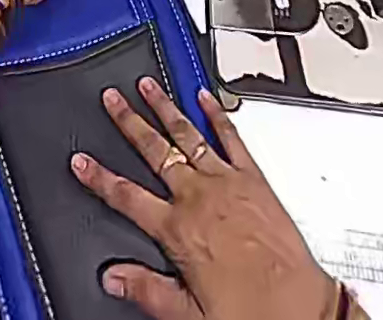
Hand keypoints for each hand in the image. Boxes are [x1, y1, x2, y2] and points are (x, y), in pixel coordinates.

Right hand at [71, 80, 336, 319]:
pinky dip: (216, 113)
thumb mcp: (190, 315)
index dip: (99, 177)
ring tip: (148, 85)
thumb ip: (149, 290)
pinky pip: (230, 136)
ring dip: (164, 107)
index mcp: (179, 230)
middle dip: (129, 122)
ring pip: (187, 134)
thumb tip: (114, 276)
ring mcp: (226, 180)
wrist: (302, 310)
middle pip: (154, 150)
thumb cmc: (251, 315)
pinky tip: (205, 96)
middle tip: (112, 98)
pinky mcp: (252, 176)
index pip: (127, 196)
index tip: (81, 160)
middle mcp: (198, 196)